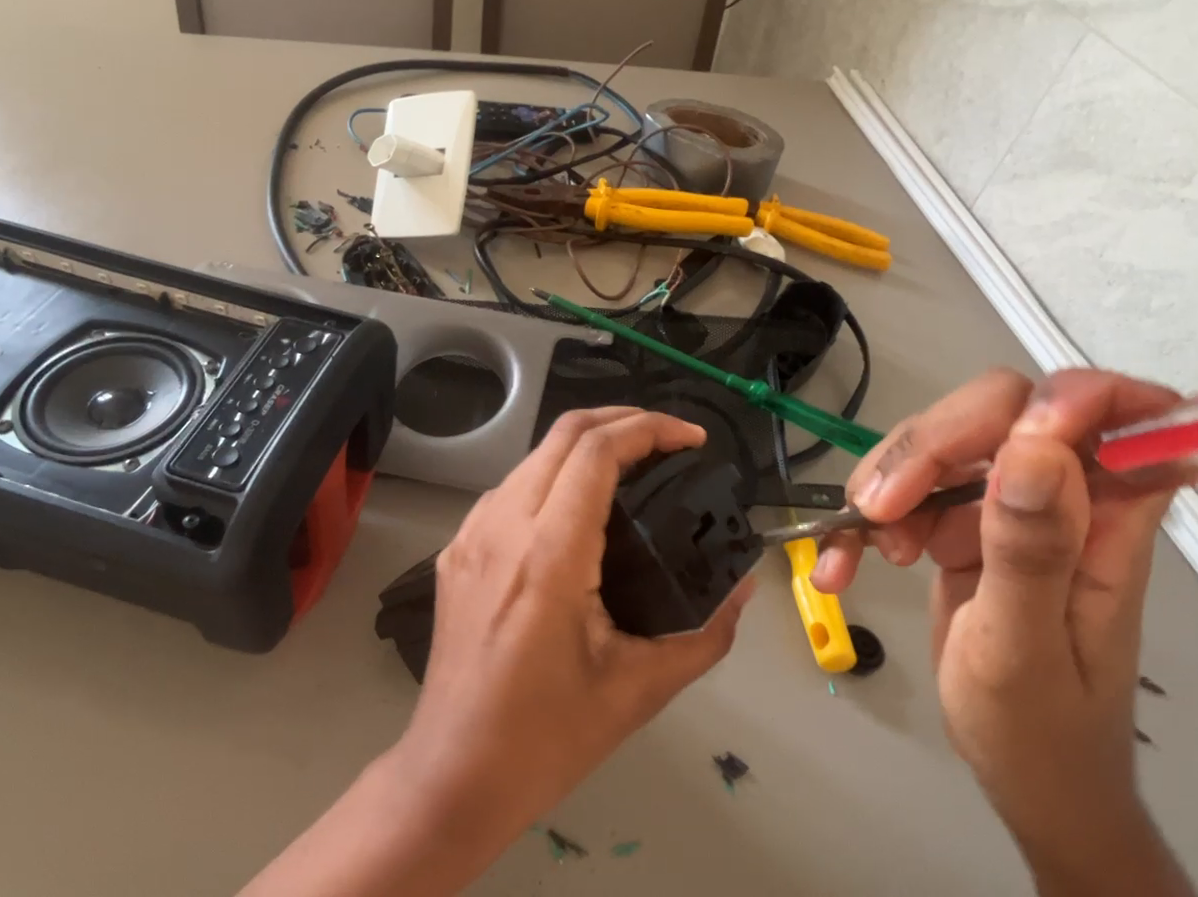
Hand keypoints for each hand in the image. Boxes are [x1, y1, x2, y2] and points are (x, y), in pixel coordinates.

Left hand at [243, 408, 752, 896]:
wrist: (454, 775)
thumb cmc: (548, 738)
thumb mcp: (641, 688)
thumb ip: (705, 633)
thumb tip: (743, 588)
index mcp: (548, 555)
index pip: (595, 451)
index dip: (649, 428)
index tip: (692, 439)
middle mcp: (501, 528)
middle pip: (562, 434)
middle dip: (622, 421)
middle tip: (671, 443)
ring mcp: (470, 536)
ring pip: (532, 458)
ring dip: (585, 447)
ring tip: (635, 469)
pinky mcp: (456, 553)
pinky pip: (509, 491)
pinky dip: (552, 477)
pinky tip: (580, 510)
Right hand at [815, 369, 1194, 894]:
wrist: (1024, 778)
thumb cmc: (1040, 728)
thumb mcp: (1025, 645)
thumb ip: (1031, 547)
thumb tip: (1034, 446)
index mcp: (1108, 518)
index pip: (1118, 412)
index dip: (1067, 397)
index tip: (998, 435)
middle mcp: (1063, 495)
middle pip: (1000, 411)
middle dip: (930, 445)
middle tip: (881, 506)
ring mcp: (1008, 506)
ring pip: (941, 442)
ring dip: (887, 482)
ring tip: (864, 546)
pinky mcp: (964, 525)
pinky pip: (908, 491)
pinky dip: (863, 521)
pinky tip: (841, 565)